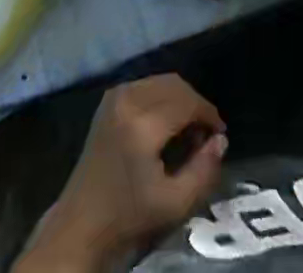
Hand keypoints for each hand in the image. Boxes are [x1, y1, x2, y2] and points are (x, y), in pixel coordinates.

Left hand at [15, 75, 227, 272]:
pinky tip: (166, 121)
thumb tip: (221, 139)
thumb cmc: (129, 214)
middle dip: (196, 104)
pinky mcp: (108, 100)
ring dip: (180, 98)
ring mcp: (115, 97)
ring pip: (161, 81)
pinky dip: (163, 96)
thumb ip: (204, 170)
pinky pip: (146, 84)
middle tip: (205, 132)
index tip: (219, 134)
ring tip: (188, 128)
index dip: (209, 115)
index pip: (187, 103)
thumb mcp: (175, 203)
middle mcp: (127, 101)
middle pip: (175, 85)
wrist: (82, 221)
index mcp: (142, 125)